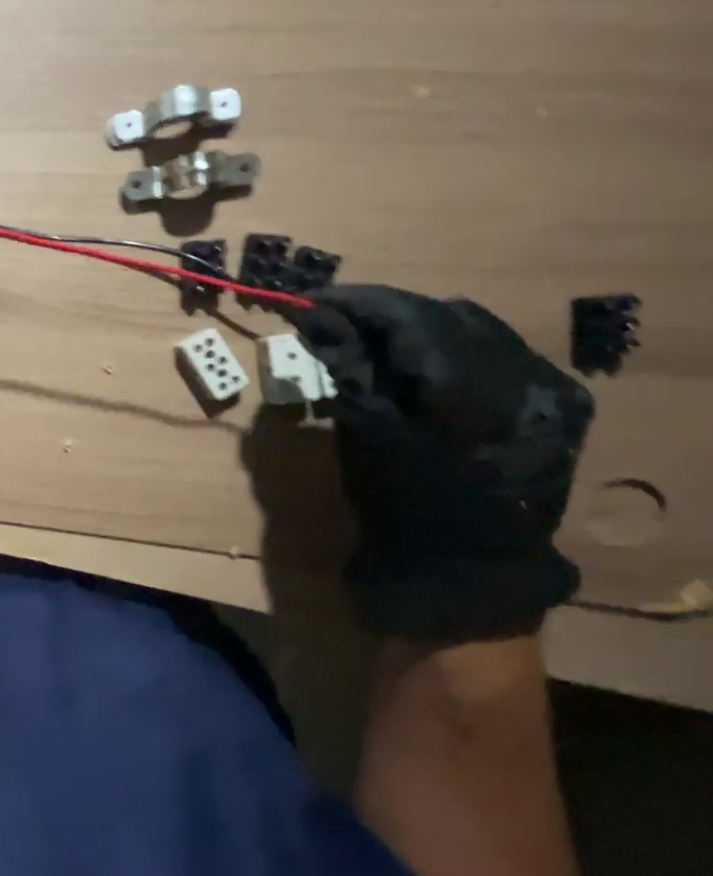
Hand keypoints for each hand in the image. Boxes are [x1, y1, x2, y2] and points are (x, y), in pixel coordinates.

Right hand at [290, 285, 593, 642]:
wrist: (463, 573)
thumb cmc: (399, 506)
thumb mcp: (362, 432)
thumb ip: (347, 366)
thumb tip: (319, 317)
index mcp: (472, 386)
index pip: (410, 314)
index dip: (357, 302)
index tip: (313, 302)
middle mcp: (527, 375)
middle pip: (447, 314)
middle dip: (388, 316)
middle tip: (339, 327)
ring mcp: (553, 390)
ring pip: (478, 330)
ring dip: (422, 333)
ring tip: (378, 350)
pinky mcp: (561, 406)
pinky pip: (501, 356)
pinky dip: (454, 355)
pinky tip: (424, 376)